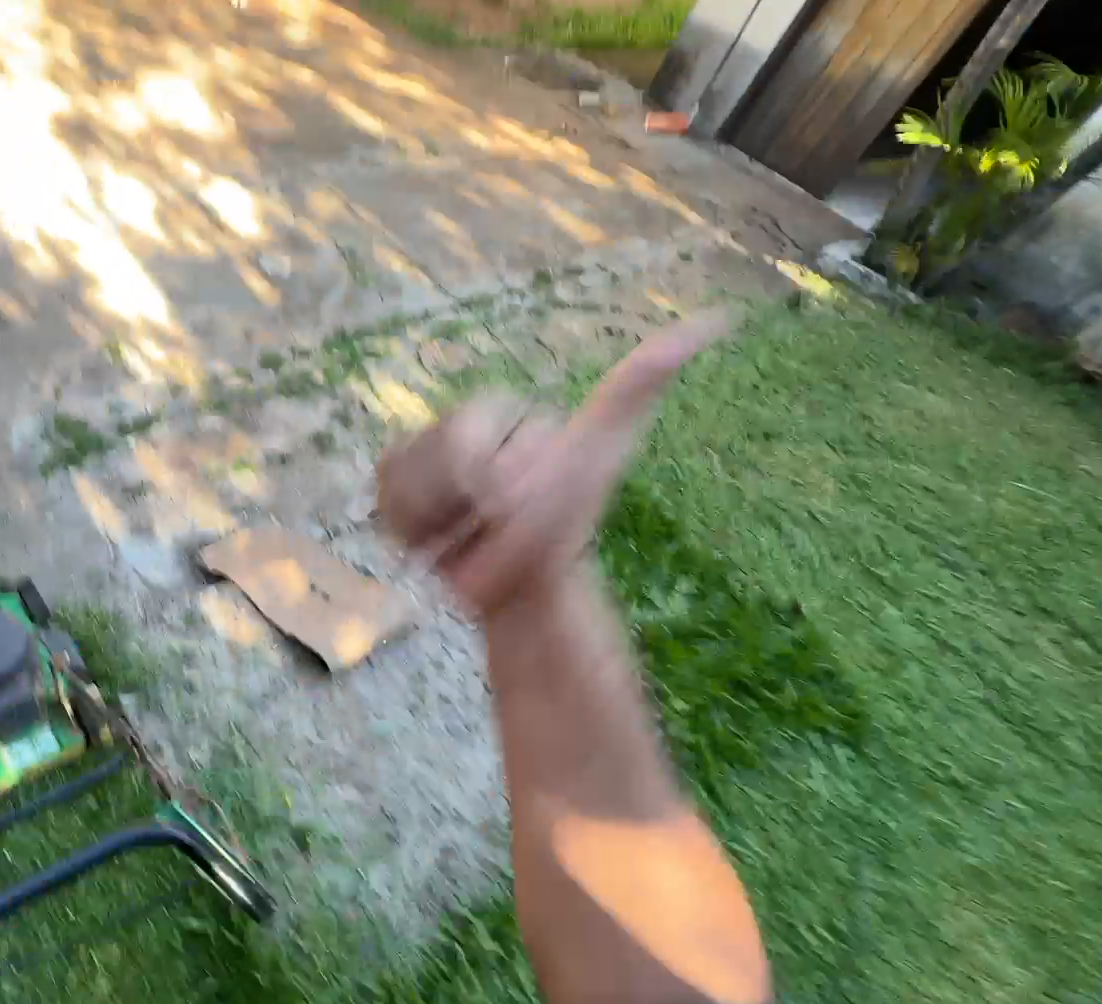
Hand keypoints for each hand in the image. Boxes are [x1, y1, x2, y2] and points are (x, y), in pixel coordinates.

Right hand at [378, 311, 729, 613]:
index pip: (462, 432)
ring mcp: (422, 455)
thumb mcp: (601, 449)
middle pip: (427, 448)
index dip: (484, 477)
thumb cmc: (563, 523)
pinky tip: (433, 536)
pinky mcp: (396, 487)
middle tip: (487, 522)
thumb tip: (719, 317)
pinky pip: (382, 489)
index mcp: (498, 410)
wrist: (520, 587)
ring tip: (461, 531)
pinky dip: (404, 521)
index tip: (513, 503)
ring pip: (399, 470)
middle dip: (459, 500)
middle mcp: (456, 424)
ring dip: (431, 515)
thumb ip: (636, 386)